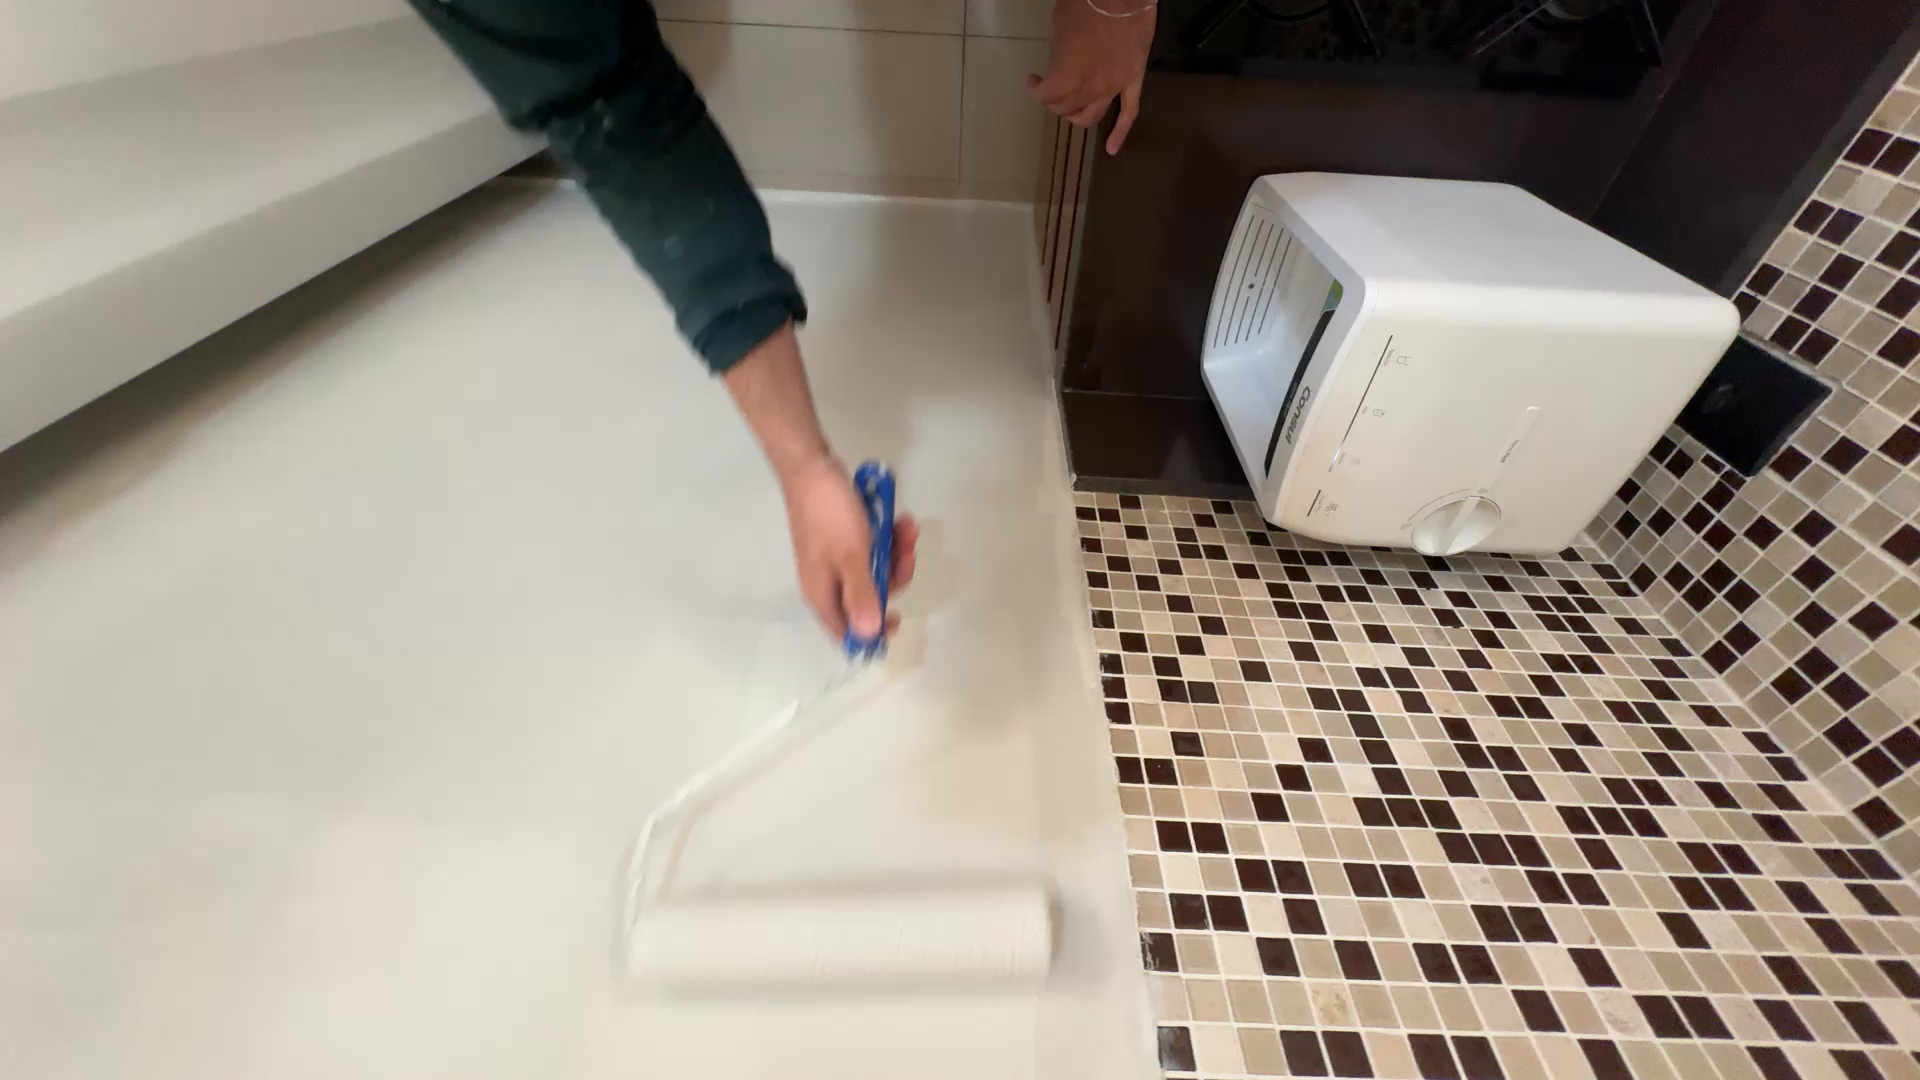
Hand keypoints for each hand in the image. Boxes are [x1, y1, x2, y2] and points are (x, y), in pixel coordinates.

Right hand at [780, 457, 918, 643]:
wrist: (812, 467)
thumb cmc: (830, 514)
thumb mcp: (851, 556)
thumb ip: (861, 595)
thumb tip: (869, 635)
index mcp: (823, 594)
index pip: (846, 632)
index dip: (872, 633)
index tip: (897, 616)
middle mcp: (829, 582)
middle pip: (869, 598)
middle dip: (894, 575)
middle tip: (908, 552)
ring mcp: (837, 560)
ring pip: (876, 570)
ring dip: (896, 551)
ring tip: (906, 526)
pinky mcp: (846, 540)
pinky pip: (873, 549)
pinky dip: (888, 538)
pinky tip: (899, 520)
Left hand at [1027, 0, 1155, 154]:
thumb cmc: (1087, 0)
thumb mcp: (1061, 22)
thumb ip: (1059, 50)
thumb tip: (1062, 58)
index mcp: (1068, 75)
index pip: (1047, 96)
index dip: (1037, 90)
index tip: (1033, 80)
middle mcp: (1090, 88)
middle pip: (1067, 108)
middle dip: (1056, 102)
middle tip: (1052, 91)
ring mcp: (1114, 86)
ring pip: (1091, 115)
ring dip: (1078, 116)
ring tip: (1072, 112)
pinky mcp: (1133, 80)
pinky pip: (1129, 112)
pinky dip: (1120, 132)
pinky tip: (1111, 149)